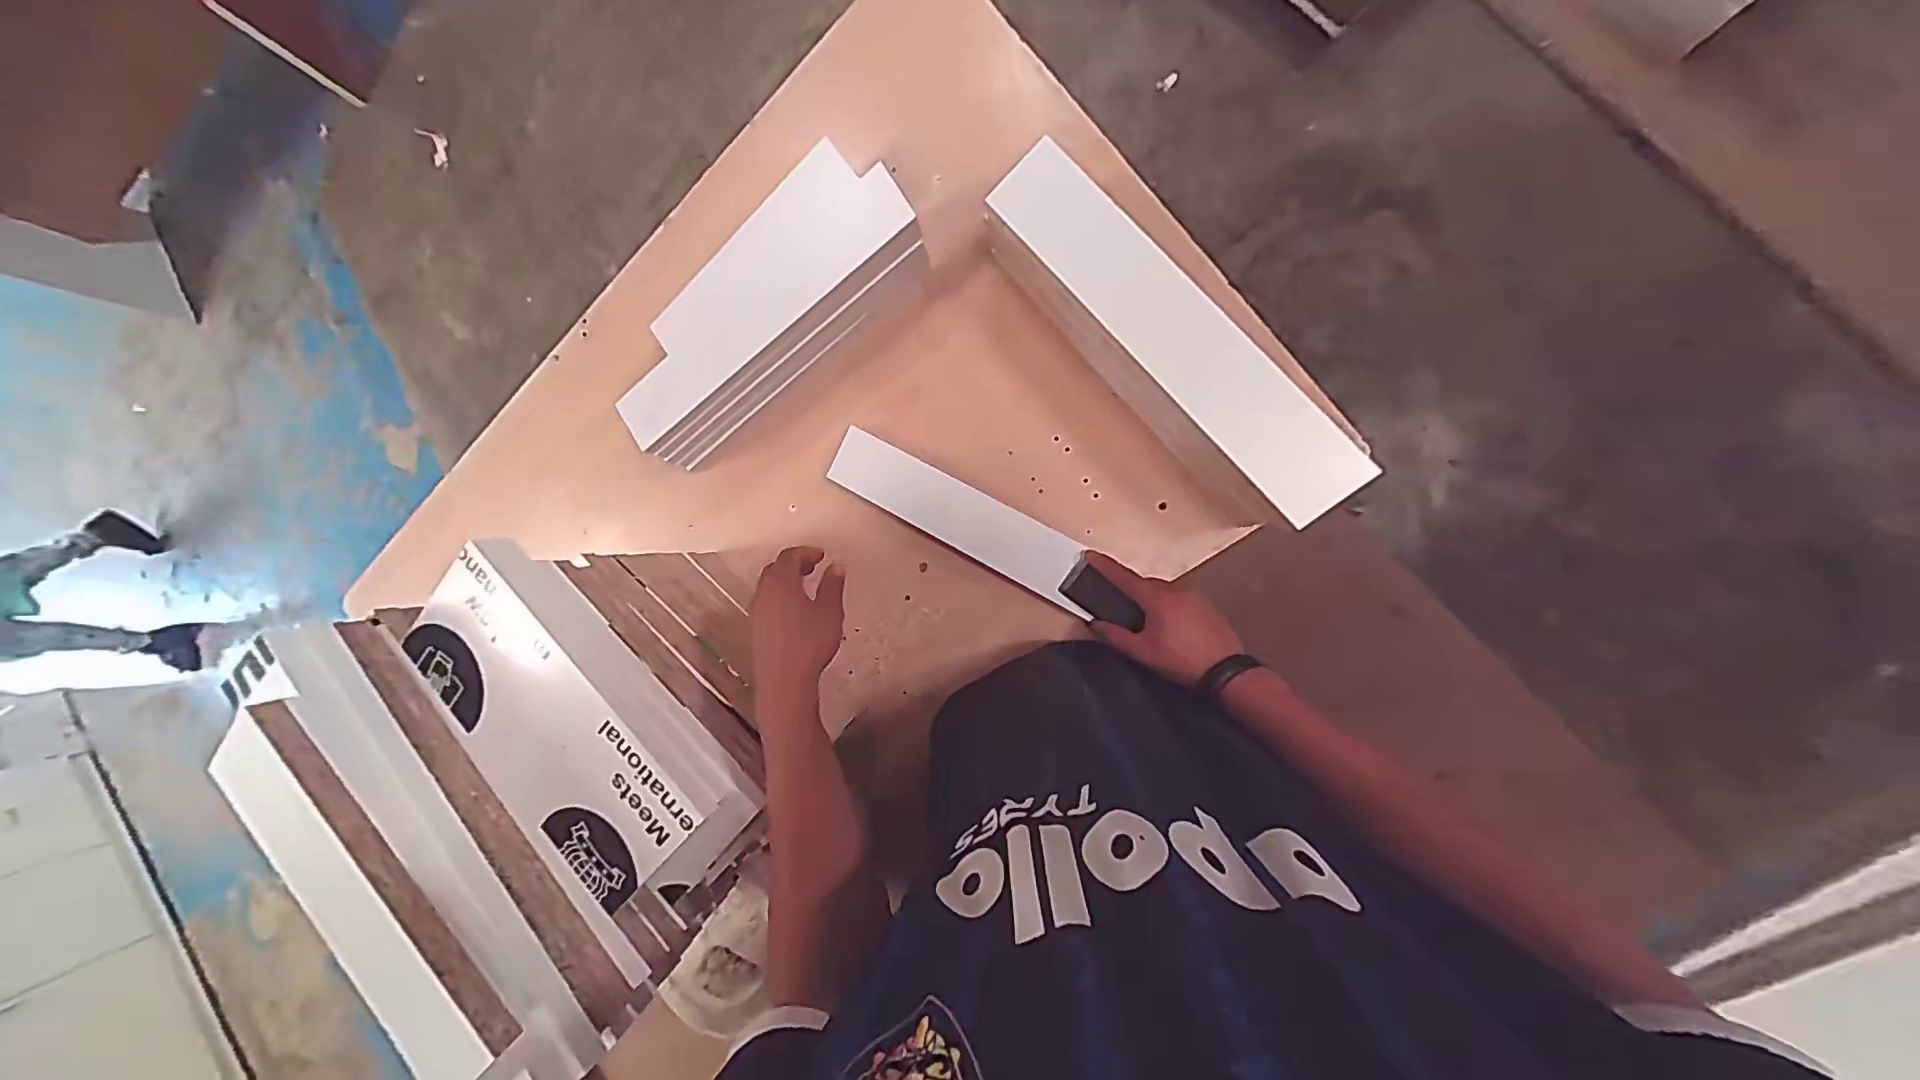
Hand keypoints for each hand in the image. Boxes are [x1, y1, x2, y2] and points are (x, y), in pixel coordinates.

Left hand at [751, 546, 846, 692]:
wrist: (783, 682)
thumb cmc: (809, 644)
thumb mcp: (830, 611)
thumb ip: (832, 585)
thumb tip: (836, 567)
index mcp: (781, 583)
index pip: (789, 557)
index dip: (806, 552)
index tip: (821, 555)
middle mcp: (764, 593)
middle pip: (776, 568)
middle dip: (794, 563)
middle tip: (813, 566)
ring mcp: (757, 612)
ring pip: (769, 585)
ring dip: (786, 580)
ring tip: (806, 586)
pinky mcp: (756, 628)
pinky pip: (767, 601)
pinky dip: (780, 595)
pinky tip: (795, 609)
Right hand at [1083, 551, 1243, 684]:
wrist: (1226, 671)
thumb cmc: (1181, 661)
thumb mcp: (1143, 652)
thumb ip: (1116, 636)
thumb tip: (1095, 624)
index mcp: (1157, 599)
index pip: (1124, 577)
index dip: (1105, 566)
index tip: (1090, 555)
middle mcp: (1176, 590)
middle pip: (1145, 583)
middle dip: (1130, 589)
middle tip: (1118, 601)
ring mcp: (1194, 596)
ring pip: (1163, 591)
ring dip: (1150, 600)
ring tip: (1145, 621)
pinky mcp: (1206, 606)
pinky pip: (1179, 599)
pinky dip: (1167, 606)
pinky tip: (1168, 625)